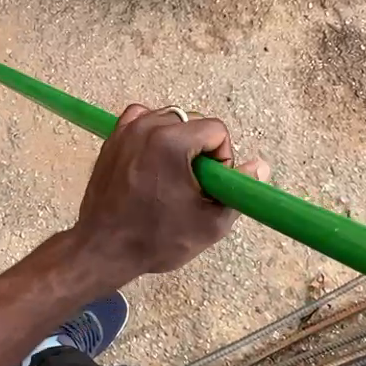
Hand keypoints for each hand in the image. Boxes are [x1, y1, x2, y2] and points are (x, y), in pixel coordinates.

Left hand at [65, 104, 268, 288]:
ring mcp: (125, 131)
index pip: (215, 129)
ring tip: (173, 175)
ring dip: (177, 140)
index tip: (212, 183)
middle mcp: (146, 127)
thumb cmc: (156, 238)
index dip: (223, 157)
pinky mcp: (111, 139)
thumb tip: (260, 165)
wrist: (105, 246)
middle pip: (191, 121)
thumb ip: (239, 189)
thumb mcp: (211, 222)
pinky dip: (151, 133)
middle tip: (194, 182)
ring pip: (167, 118)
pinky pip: (139, 120)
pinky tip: (153, 160)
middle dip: (200, 148)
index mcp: (171, 142)